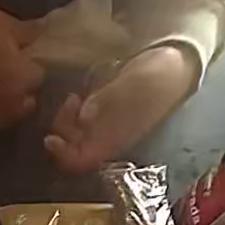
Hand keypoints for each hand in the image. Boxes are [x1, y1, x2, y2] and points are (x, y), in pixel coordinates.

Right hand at [0, 3, 45, 131]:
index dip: (32, 67)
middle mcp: (8, 107)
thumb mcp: (4, 23)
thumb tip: (44, 35)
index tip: (24, 58)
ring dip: (5, 103)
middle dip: (22, 90)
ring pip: (5, 115)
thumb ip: (27, 35)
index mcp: (21, 81)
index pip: (39, 78)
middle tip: (10, 72)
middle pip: (26, 103)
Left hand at [44, 44, 196, 174]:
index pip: (81, 162)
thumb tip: (84, 115)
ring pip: (72, 136)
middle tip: (69, 103)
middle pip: (71, 150)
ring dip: (65, 121)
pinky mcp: (102, 114)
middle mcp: (105, 139)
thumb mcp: (135, 83)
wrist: (173, 62)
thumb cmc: (158, 75)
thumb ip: (108, 98)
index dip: (62, 156)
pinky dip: (71, 113)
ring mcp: (102, 127)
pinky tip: (76, 97)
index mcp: (114, 141)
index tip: (50, 138)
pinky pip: (78, 122)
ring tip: (73, 98)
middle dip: (62, 131)